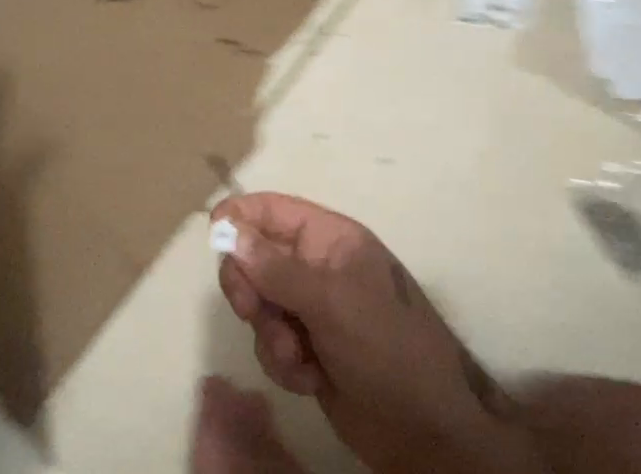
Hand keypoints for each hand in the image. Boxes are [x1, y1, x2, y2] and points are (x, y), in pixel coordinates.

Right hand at [212, 193, 542, 473]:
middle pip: (254, 259)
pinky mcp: (308, 348)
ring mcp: (312, 309)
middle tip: (254, 312)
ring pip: (259, 306)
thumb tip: (227, 230)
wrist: (428, 430)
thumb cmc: (388, 349)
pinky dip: (283, 363)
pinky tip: (310, 380)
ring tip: (300, 359)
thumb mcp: (332, 303)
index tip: (213, 239)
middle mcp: (318, 267)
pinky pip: (270, 343)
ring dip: (271, 337)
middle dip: (251, 291)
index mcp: (331, 239)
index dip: (239, 217)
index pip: (272, 210)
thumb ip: (276, 268)